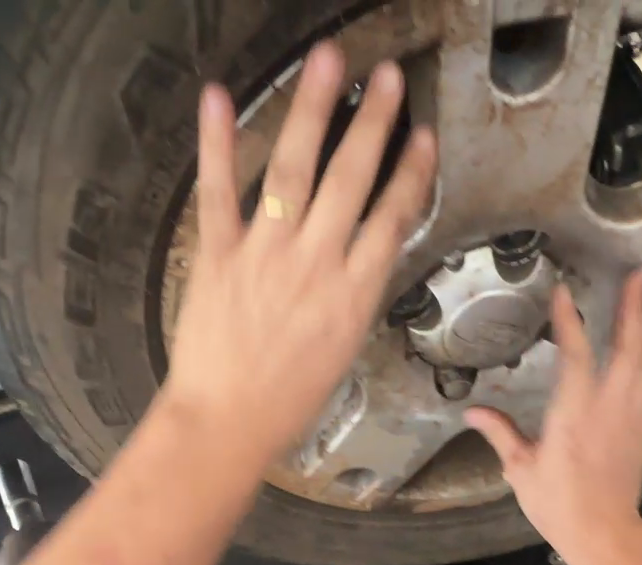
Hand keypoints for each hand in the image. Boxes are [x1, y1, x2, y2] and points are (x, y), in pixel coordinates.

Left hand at [157, 43, 436, 461]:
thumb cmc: (286, 402)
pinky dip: (217, 143)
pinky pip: (218, 193)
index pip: (391, 220)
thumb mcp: (341, 354)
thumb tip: (360, 260)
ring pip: (294, 171)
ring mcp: (264, 256)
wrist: (227, 424)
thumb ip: (352, 299)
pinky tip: (220, 98)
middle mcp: (314, 265)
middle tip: (390, 79)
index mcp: (352, 296)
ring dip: (313, 111)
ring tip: (330, 62)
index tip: (424, 141)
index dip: (411, 175)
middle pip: (350, 181)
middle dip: (374, 123)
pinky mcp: (217, 257)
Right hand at [464, 271, 641, 564]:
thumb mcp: (520, 469)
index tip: (562, 292)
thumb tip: (470, 412)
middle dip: (635, 307)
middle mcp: (609, 406)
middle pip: (628, 347)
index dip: (569, 321)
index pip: (574, 356)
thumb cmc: (557, 503)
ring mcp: (634, 416)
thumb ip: (500, 434)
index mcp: (573, 413)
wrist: (602, 532)